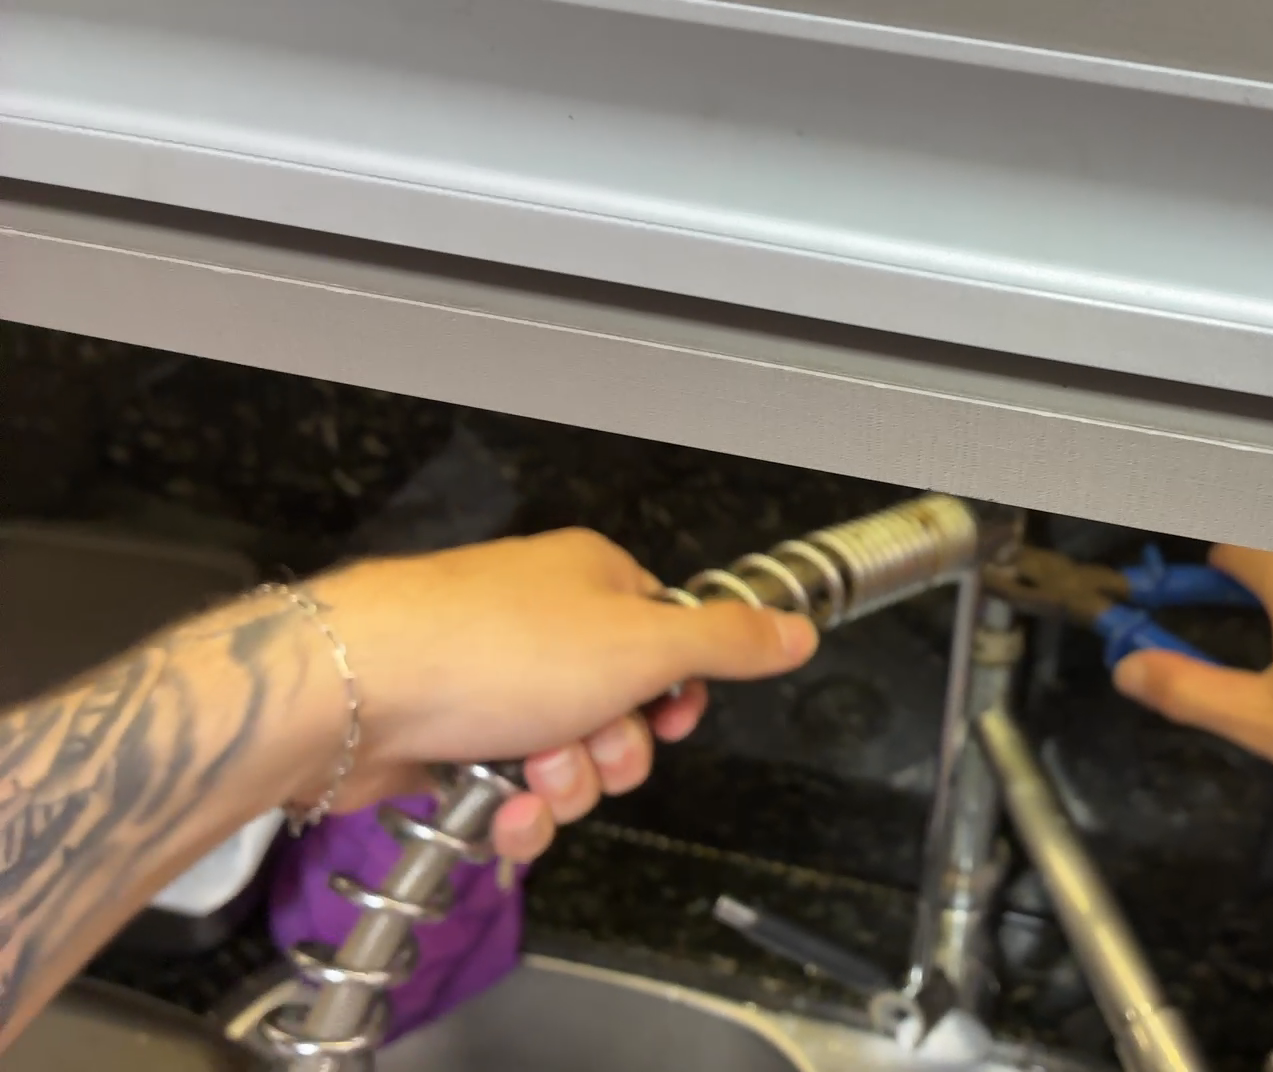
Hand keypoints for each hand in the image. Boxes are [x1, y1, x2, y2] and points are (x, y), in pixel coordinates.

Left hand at [298, 529, 817, 860]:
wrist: (345, 688)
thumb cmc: (508, 650)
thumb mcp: (647, 644)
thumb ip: (731, 642)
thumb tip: (802, 630)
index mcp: (598, 582)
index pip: (672, 637)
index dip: (678, 689)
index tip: (668, 716)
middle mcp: (550, 621)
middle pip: (626, 701)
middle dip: (618, 745)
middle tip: (591, 747)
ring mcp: (497, 675)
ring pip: (572, 748)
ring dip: (568, 780)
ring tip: (535, 778)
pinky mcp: (451, 728)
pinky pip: (515, 776)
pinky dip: (520, 806)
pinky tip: (508, 816)